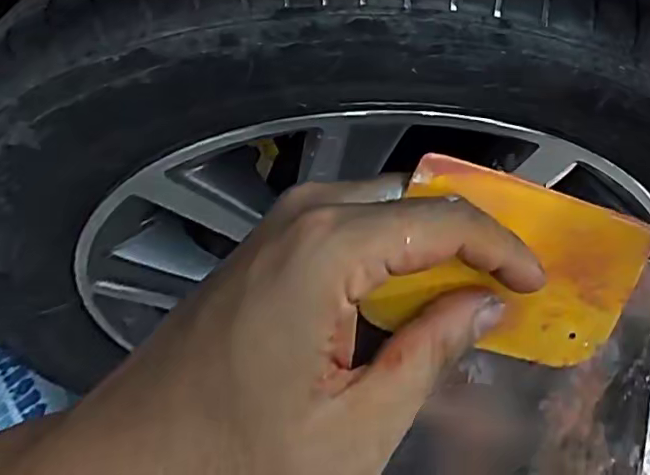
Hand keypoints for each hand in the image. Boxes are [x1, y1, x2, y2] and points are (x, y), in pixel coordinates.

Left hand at [0, 176, 545, 474]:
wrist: (113, 468)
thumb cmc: (231, 464)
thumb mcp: (351, 435)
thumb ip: (430, 354)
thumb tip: (487, 305)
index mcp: (331, 248)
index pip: (445, 223)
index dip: (502, 248)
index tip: (536, 280)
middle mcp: (314, 209)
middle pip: (421, 202)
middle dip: (474, 238)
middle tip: (512, 281)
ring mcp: (291, 216)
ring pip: (395, 205)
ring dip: (438, 242)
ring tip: (475, 285)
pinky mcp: (279, 233)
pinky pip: (362, 220)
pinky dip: (401, 248)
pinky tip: (416, 289)